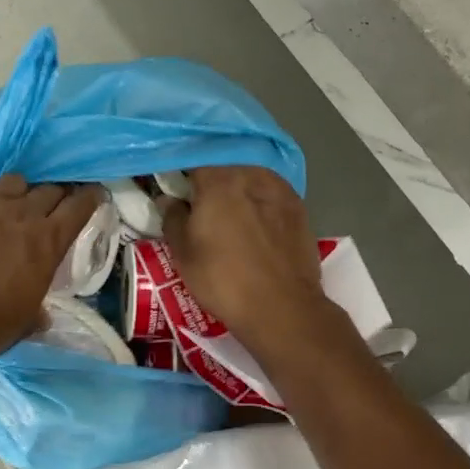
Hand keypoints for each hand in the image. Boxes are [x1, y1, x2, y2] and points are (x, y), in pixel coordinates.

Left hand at [0, 165, 103, 360]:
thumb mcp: (24, 322)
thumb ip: (36, 311)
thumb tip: (41, 317)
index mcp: (47, 242)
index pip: (79, 206)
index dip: (89, 198)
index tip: (92, 195)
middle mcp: (20, 215)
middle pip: (48, 189)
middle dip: (54, 195)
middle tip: (50, 205)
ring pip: (11, 179)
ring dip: (17, 188)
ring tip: (10, 199)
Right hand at [158, 166, 333, 347]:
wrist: (281, 307)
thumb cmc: (222, 278)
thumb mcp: (183, 253)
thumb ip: (173, 218)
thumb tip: (170, 200)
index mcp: (218, 180)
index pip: (192, 161)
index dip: (181, 175)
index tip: (174, 191)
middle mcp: (251, 174)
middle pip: (224, 167)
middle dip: (210, 182)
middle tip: (201, 206)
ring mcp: (280, 189)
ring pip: (250, 179)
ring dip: (237, 190)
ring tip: (229, 215)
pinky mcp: (300, 208)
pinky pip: (270, 196)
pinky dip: (259, 203)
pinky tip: (255, 224)